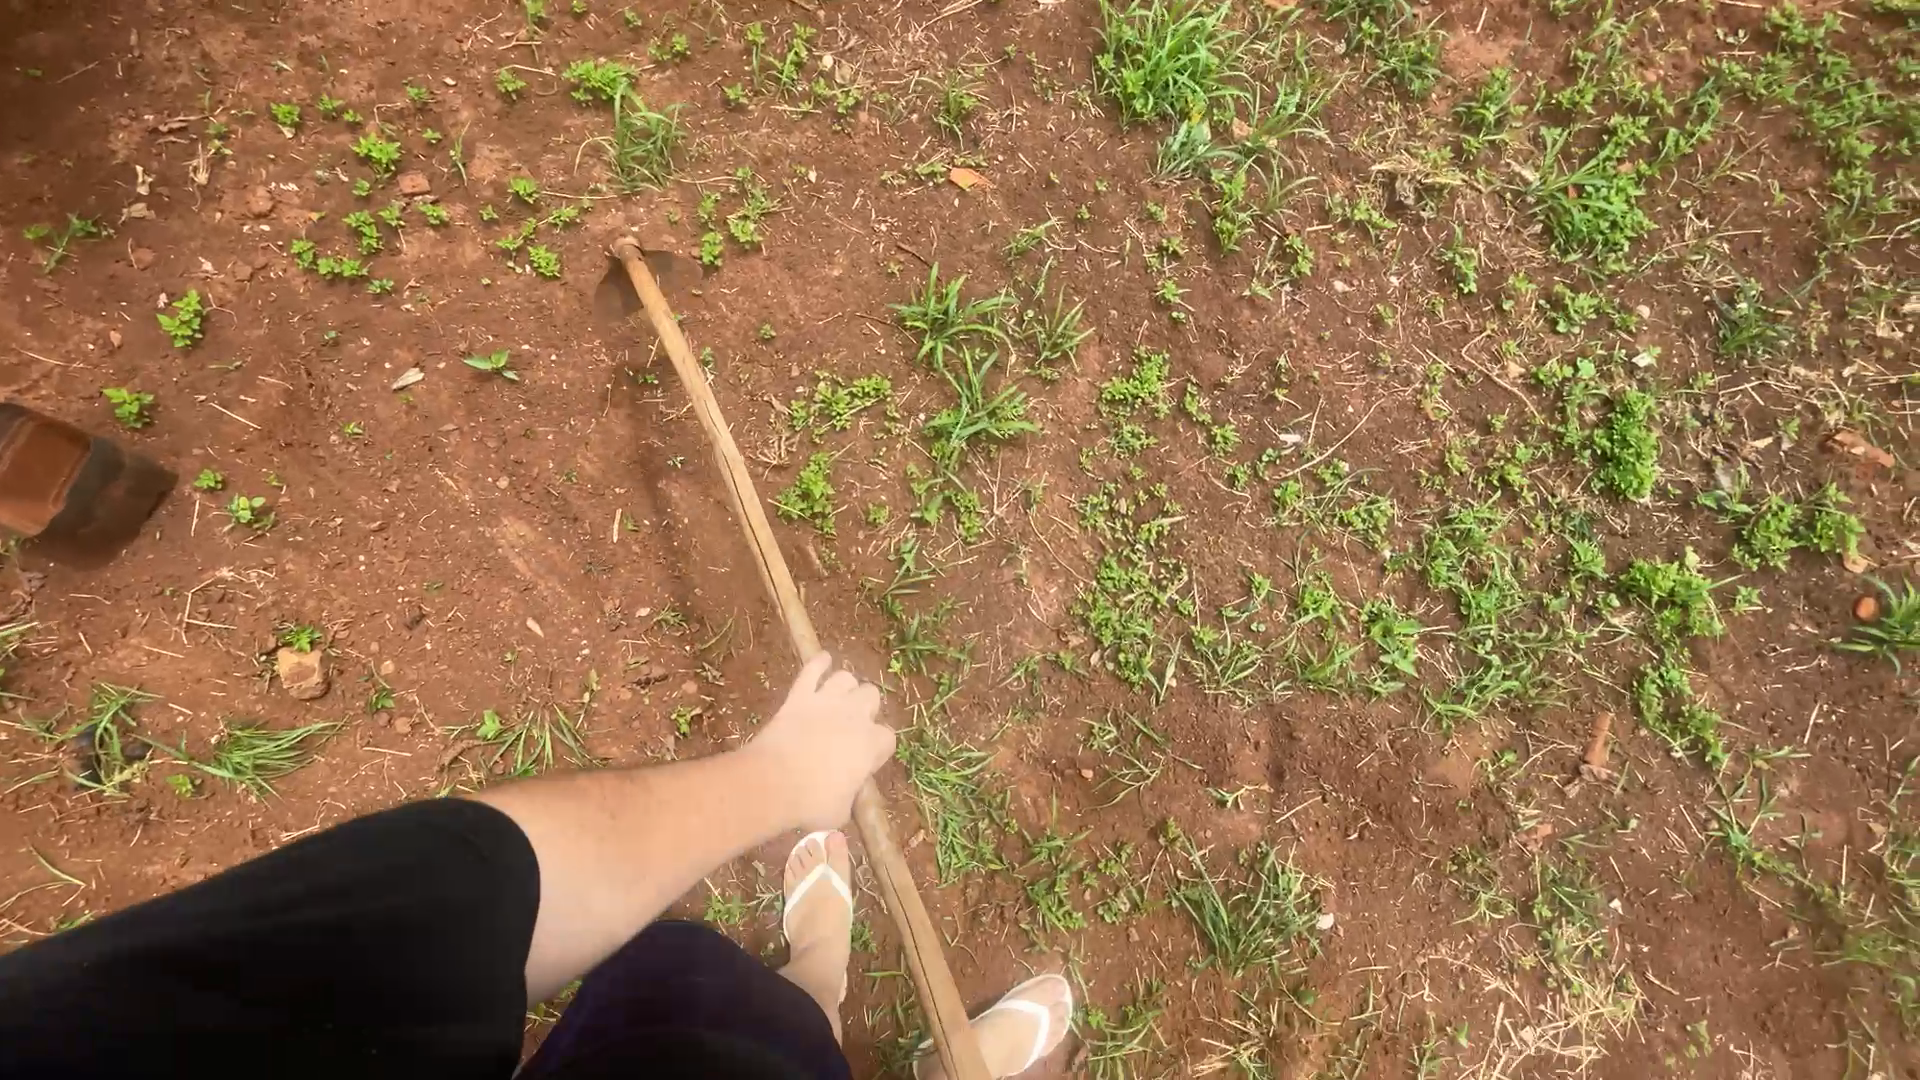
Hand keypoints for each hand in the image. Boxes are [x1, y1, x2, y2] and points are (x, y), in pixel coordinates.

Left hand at [745, 652, 894, 830]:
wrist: (773, 782)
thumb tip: (844, 798)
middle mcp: (856, 714)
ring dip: (845, 687)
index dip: (877, 749)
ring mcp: (827, 700)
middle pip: (871, 696)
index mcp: (872, 743)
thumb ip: (848, 799)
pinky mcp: (800, 695)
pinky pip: (813, 669)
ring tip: (839, 698)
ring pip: (846, 678)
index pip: (888, 738)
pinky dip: (819, 663)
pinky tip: (823, 659)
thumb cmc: (811, 802)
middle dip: (865, 708)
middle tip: (852, 726)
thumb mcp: (839, 812)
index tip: (865, 762)